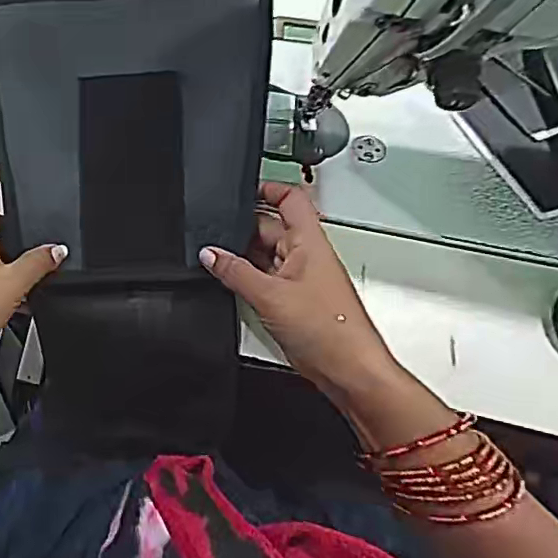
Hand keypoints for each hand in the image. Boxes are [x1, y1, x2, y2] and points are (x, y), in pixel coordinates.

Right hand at [201, 181, 402, 399]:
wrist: (348, 369)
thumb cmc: (331, 330)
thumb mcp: (269, 294)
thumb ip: (234, 271)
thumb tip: (210, 254)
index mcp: (309, 242)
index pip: (290, 198)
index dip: (267, 188)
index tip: (241, 190)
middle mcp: (306, 256)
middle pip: (269, 227)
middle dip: (241, 231)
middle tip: (216, 238)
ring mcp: (299, 278)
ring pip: (263, 254)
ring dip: (242, 258)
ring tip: (221, 265)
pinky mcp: (291, 299)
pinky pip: (263, 278)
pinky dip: (246, 279)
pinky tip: (232, 285)